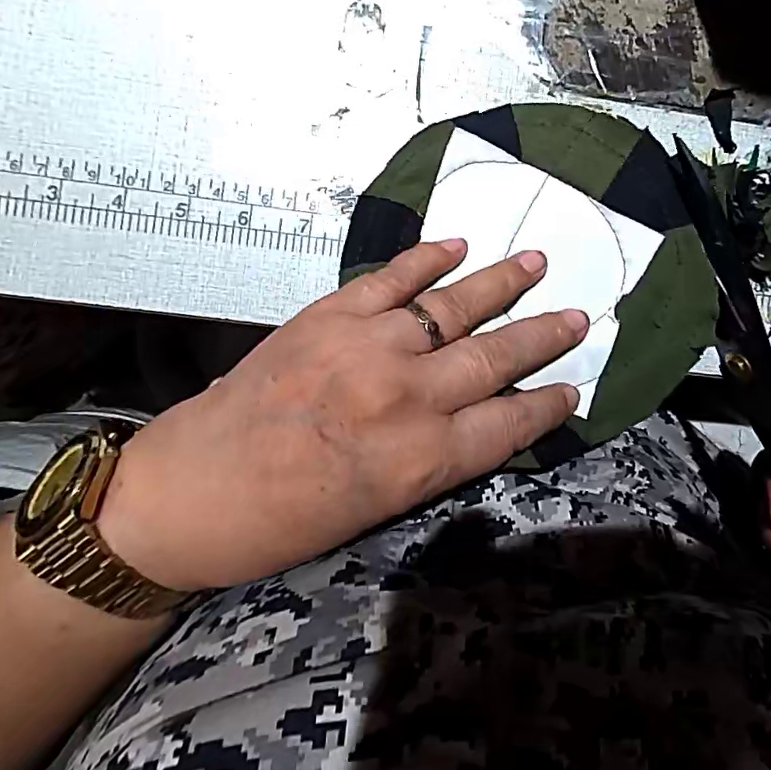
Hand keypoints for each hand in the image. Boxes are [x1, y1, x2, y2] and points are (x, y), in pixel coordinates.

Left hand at [97, 239, 588, 592]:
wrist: (192, 487)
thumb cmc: (277, 523)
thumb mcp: (368, 510)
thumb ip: (419, 462)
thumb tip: (455, 423)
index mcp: (422, 462)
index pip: (508, 425)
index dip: (546, 405)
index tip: (573, 388)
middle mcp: (406, 397)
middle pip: (493, 359)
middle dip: (542, 338)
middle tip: (578, 317)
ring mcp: (365, 348)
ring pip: (450, 309)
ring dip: (498, 284)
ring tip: (535, 262)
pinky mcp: (324, 316)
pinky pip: (387, 280)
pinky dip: (422, 261)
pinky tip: (452, 247)